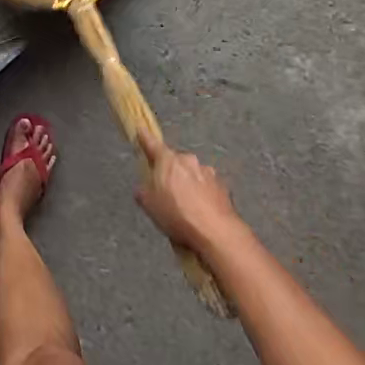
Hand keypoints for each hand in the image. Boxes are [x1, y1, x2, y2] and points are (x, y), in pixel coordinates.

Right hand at [134, 130, 242, 250]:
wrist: (217, 234)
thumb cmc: (178, 215)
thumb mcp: (148, 204)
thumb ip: (143, 190)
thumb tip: (145, 188)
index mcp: (167, 160)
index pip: (151, 143)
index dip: (144, 137)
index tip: (140, 130)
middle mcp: (189, 161)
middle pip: (174, 162)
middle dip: (169, 172)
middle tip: (164, 191)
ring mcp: (209, 174)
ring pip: (192, 175)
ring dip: (188, 185)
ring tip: (184, 208)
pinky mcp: (224, 190)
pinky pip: (207, 188)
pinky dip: (202, 196)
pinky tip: (199, 214)